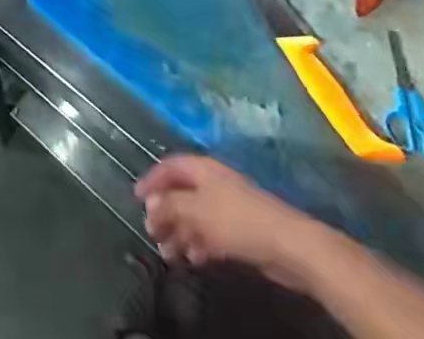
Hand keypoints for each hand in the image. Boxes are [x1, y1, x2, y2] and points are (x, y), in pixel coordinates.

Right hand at [134, 154, 336, 292]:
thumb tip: (149, 203)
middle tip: (151, 232)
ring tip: (168, 253)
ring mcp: (227, 207)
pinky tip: (192, 258)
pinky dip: (198, 243)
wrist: (288, 245)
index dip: (152, 179)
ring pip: (194, 215)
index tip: (136, 198)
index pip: (171, 166)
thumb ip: (169, 205)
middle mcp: (213, 183)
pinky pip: (209, 233)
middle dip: (164, 211)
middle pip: (181, 192)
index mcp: (203, 170)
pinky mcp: (238, 231)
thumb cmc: (237, 221)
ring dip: (179, 232)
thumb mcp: (197, 211)